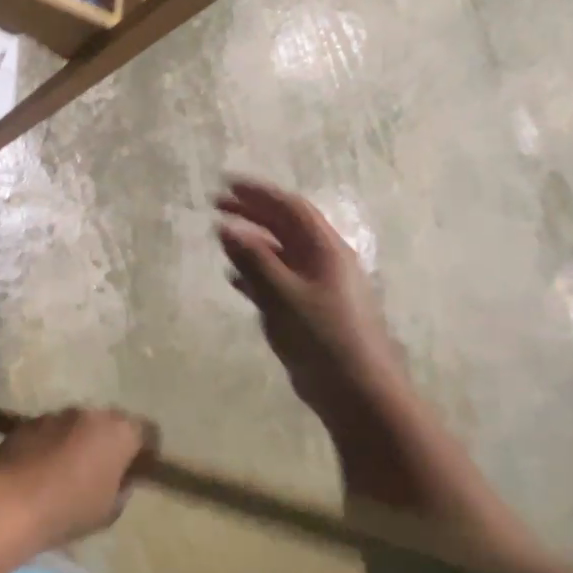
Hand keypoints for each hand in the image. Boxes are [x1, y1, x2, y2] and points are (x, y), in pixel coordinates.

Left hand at [0, 407, 155, 546]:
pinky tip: (44, 467)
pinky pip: (49, 431)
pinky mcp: (24, 422)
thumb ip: (122, 486)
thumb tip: (120, 477)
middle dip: (110, 442)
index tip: (141, 469)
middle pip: (108, 423)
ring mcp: (52, 415)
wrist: (8, 502)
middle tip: (106, 469)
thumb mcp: (110, 509)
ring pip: (76, 425)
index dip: (146, 450)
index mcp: (117, 431)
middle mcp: (87, 413)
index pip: (146, 430)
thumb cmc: (69, 509)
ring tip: (70, 469)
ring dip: (79, 441)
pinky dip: (52, 443)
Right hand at [215, 175, 404, 417]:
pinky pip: (280, 278)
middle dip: (253, 213)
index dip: (259, 194)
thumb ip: (253, 259)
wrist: (355, 387)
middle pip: (287, 227)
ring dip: (253, 240)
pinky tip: (235, 278)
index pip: (291, 209)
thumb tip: (226, 227)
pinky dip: (256, 270)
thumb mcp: (282, 294)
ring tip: (222, 237)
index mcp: (326, 251)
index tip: (226, 185)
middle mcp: (326, 262)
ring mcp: (320, 286)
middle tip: (218, 205)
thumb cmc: (321, 336)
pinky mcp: (310, 308)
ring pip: (283, 252)